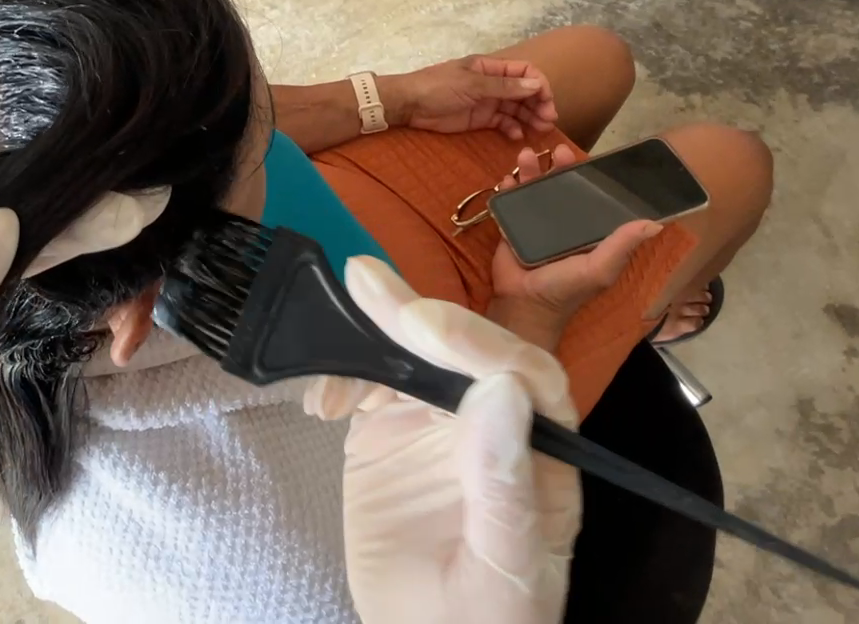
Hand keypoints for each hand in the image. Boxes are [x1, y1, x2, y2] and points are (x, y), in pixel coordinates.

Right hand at [311, 258, 580, 623]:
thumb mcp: (501, 578)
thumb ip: (506, 490)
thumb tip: (503, 393)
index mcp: (538, 459)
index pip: (526, 378)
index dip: (480, 343)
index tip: (424, 325)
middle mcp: (490, 425)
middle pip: (462, 350)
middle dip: (414, 312)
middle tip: (366, 279)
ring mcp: (434, 420)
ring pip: (410, 352)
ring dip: (374, 324)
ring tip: (341, 297)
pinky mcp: (387, 423)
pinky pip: (364, 378)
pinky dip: (338, 374)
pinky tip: (321, 403)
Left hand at [382, 57, 557, 140]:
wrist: (407, 104)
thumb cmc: (437, 87)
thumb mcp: (471, 84)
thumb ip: (503, 86)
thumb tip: (536, 84)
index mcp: (490, 67)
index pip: (525, 71)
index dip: (539, 85)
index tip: (547, 101)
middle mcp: (492, 83)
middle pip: (524, 92)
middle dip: (538, 105)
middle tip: (548, 121)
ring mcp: (486, 101)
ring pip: (516, 109)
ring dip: (530, 118)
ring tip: (540, 130)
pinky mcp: (479, 119)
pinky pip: (502, 123)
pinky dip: (512, 128)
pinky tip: (516, 136)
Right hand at [488, 145, 664, 348]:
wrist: (524, 302)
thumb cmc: (566, 288)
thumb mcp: (600, 268)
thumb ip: (621, 245)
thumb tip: (654, 223)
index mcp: (586, 232)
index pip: (590, 198)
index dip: (588, 177)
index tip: (585, 157)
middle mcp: (562, 223)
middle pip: (560, 187)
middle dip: (557, 167)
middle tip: (556, 149)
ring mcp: (535, 223)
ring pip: (533, 190)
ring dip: (529, 171)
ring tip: (525, 155)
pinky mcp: (511, 227)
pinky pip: (509, 202)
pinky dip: (507, 188)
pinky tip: (507, 179)